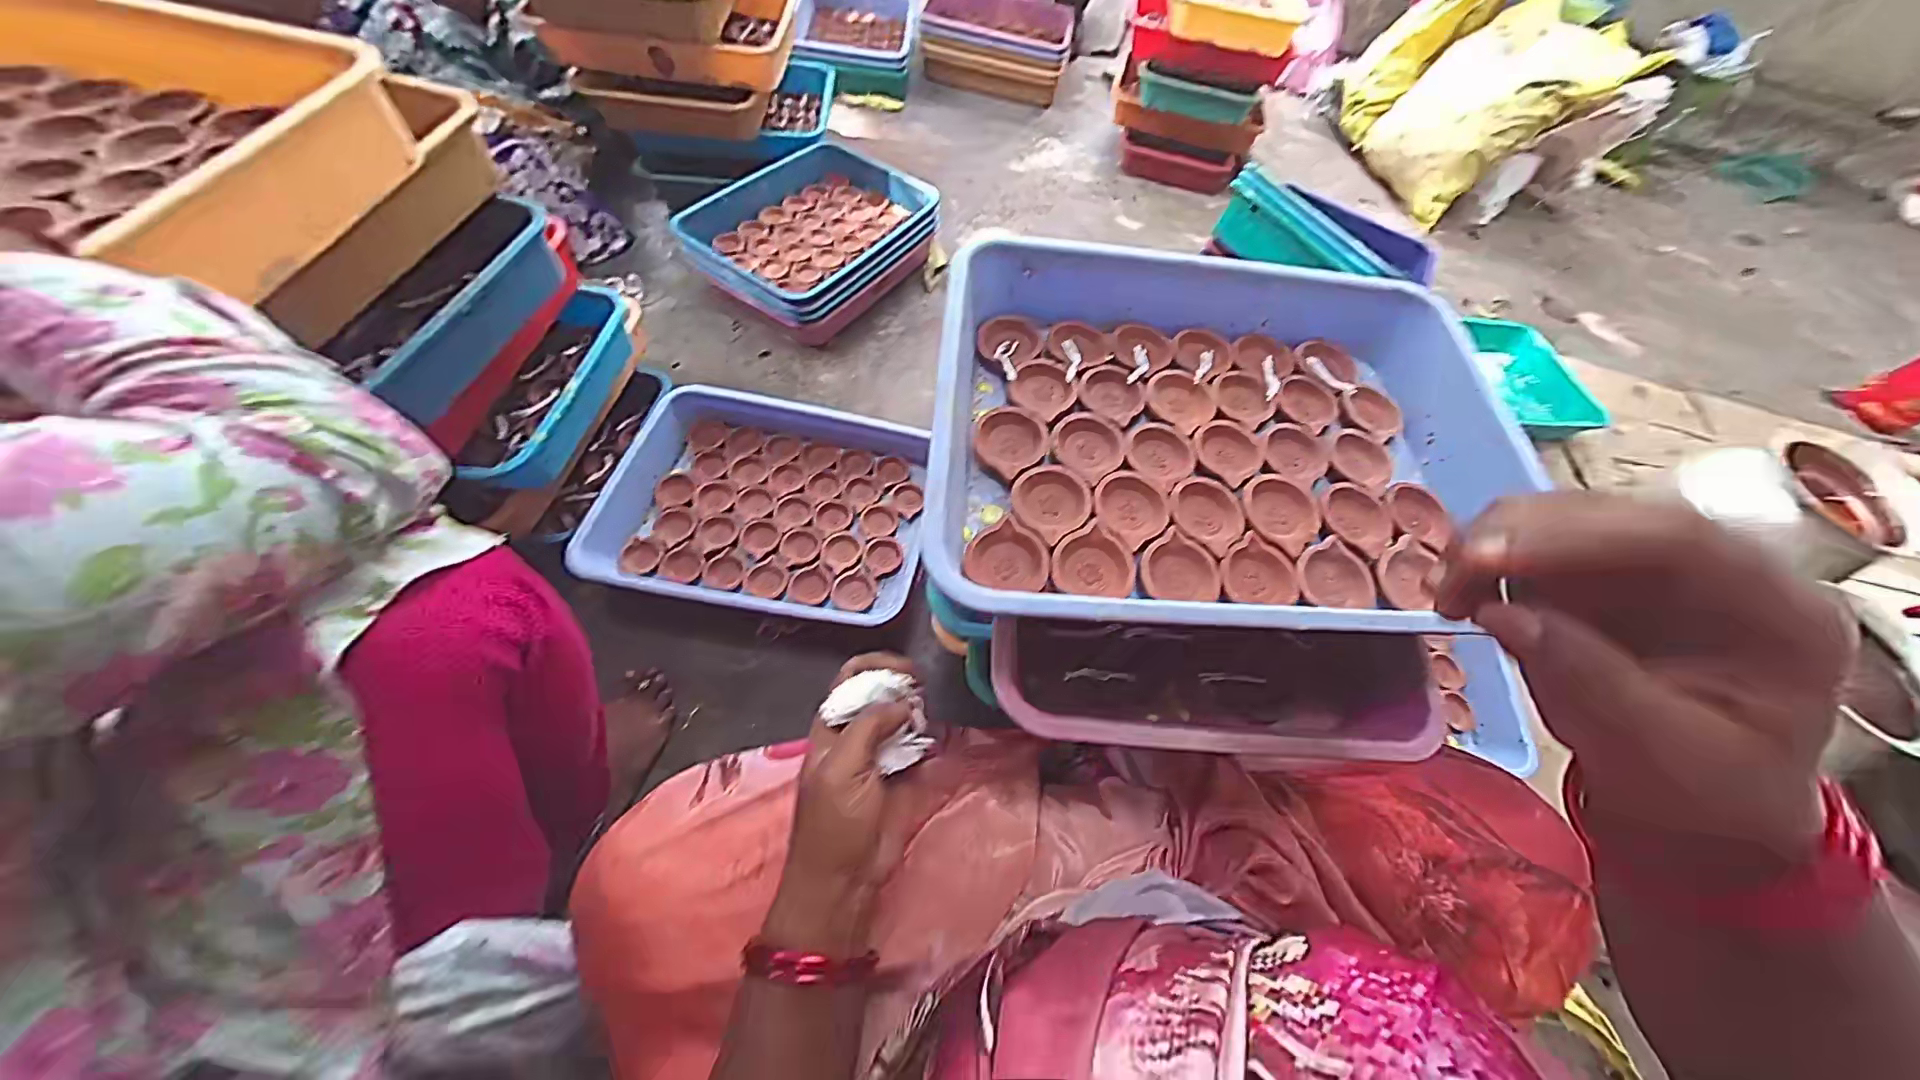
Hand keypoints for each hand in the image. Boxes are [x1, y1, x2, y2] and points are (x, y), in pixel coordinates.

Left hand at [765, 653, 916, 954]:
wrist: (845, 879)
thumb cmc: (833, 824)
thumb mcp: (841, 769)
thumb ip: (867, 727)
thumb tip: (901, 702)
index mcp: (832, 726)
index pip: (852, 679)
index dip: (877, 666)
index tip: (907, 671)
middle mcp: (857, 734)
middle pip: (881, 694)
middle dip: (903, 688)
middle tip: (922, 695)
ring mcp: (882, 754)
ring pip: (903, 719)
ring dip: (918, 715)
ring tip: (925, 726)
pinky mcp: (903, 776)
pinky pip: (920, 748)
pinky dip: (930, 742)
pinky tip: (935, 747)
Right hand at [1434, 494, 1854, 865]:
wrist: (1698, 800)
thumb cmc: (1700, 786)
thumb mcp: (1654, 750)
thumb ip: (1587, 681)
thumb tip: (1501, 615)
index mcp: (1774, 611)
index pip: (1674, 540)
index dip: (1569, 537)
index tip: (1480, 559)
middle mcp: (1718, 567)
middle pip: (1605, 514)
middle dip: (1511, 537)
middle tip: (1444, 582)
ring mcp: (1652, 565)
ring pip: (1559, 517)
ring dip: (1488, 544)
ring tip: (1444, 592)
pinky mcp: (1596, 572)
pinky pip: (1531, 541)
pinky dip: (1484, 559)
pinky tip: (1460, 590)